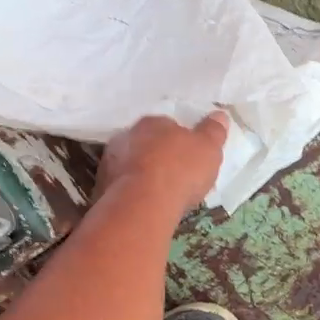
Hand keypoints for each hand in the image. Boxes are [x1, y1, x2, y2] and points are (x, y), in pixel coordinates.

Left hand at [94, 112, 228, 216]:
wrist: (143, 204)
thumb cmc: (181, 169)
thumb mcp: (209, 148)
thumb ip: (214, 131)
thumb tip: (219, 115)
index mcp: (153, 122)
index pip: (167, 125)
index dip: (179, 139)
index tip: (189, 155)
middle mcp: (127, 136)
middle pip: (145, 143)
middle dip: (157, 155)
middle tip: (174, 173)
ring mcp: (109, 162)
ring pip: (130, 164)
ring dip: (141, 173)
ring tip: (159, 192)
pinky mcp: (100, 187)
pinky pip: (120, 186)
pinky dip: (131, 192)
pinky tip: (144, 205)